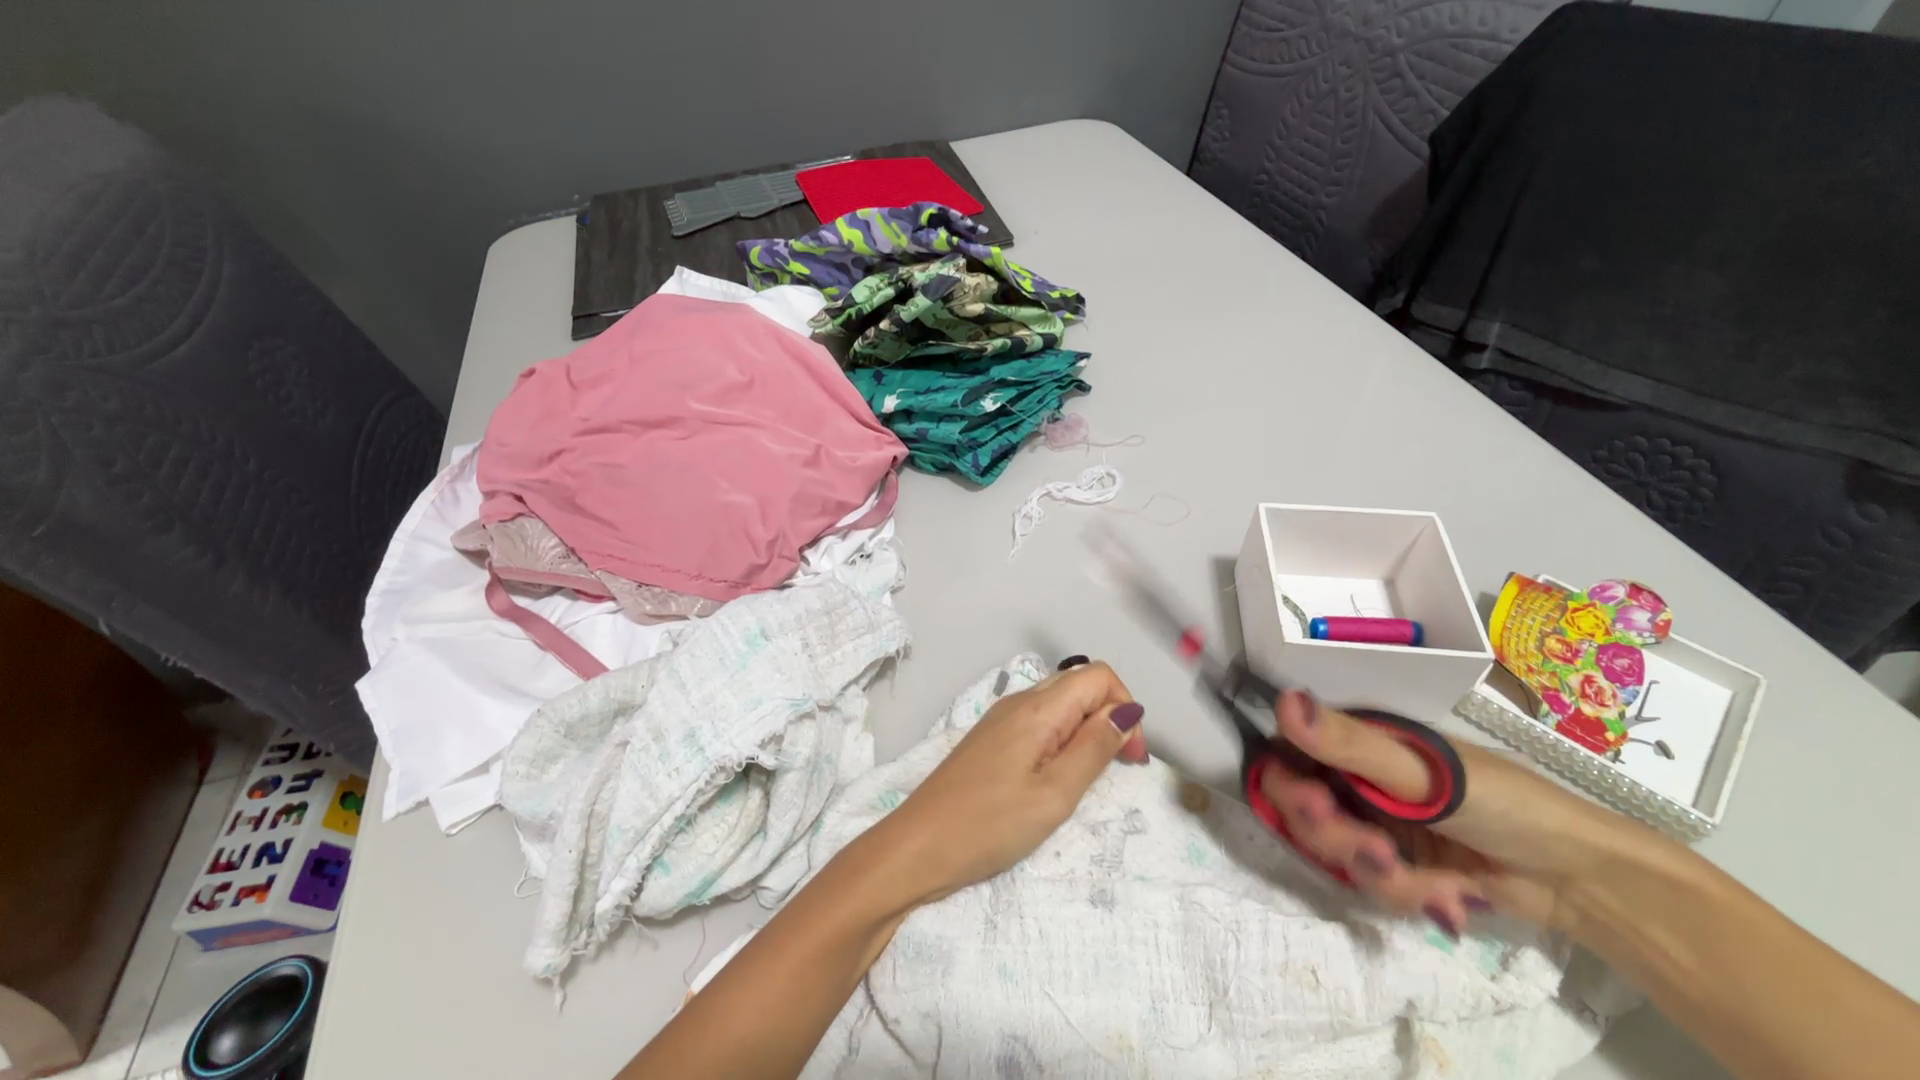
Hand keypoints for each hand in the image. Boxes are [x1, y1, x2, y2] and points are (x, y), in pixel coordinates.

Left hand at [877, 661, 1147, 905]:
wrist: (916, 848)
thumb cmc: (989, 825)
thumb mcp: (1054, 794)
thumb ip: (1095, 749)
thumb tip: (1128, 710)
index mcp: (1037, 709)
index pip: (1098, 676)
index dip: (1125, 708)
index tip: (1131, 757)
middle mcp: (1017, 703)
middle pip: (1079, 685)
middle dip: (1110, 717)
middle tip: (1118, 767)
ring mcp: (1000, 720)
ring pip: (1059, 705)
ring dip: (1087, 731)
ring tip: (1088, 779)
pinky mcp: (989, 741)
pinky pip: (1038, 723)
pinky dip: (1061, 741)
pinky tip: (1056, 778)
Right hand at [1259, 690, 1653, 938]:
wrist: (1578, 877)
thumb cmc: (1506, 803)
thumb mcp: (1426, 773)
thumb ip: (1351, 744)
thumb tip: (1285, 702)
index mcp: (1361, 742)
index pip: (1289, 756)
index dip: (1287, 786)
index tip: (1315, 808)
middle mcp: (1357, 778)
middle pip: (1302, 812)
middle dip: (1338, 841)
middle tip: (1381, 856)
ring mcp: (1374, 823)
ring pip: (1334, 854)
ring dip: (1382, 876)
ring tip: (1437, 886)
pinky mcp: (1394, 866)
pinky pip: (1370, 885)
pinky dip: (1410, 895)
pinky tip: (1452, 896)